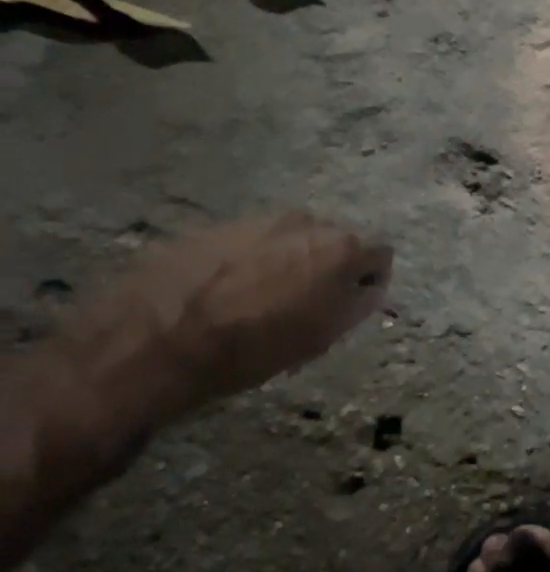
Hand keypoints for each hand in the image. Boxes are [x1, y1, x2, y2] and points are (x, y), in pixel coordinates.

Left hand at [79, 212, 392, 420]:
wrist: (146, 349)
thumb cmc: (252, 347)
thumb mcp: (323, 336)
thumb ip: (360, 302)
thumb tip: (367, 286)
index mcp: (340, 246)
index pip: (380, 252)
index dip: (369, 278)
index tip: (351, 301)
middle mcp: (303, 221)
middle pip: (331, 239)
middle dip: (325, 263)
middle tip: (303, 299)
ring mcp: (249, 222)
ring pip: (284, 238)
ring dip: (282, 260)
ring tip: (254, 296)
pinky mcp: (202, 230)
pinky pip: (239, 244)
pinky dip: (239, 263)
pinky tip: (216, 294)